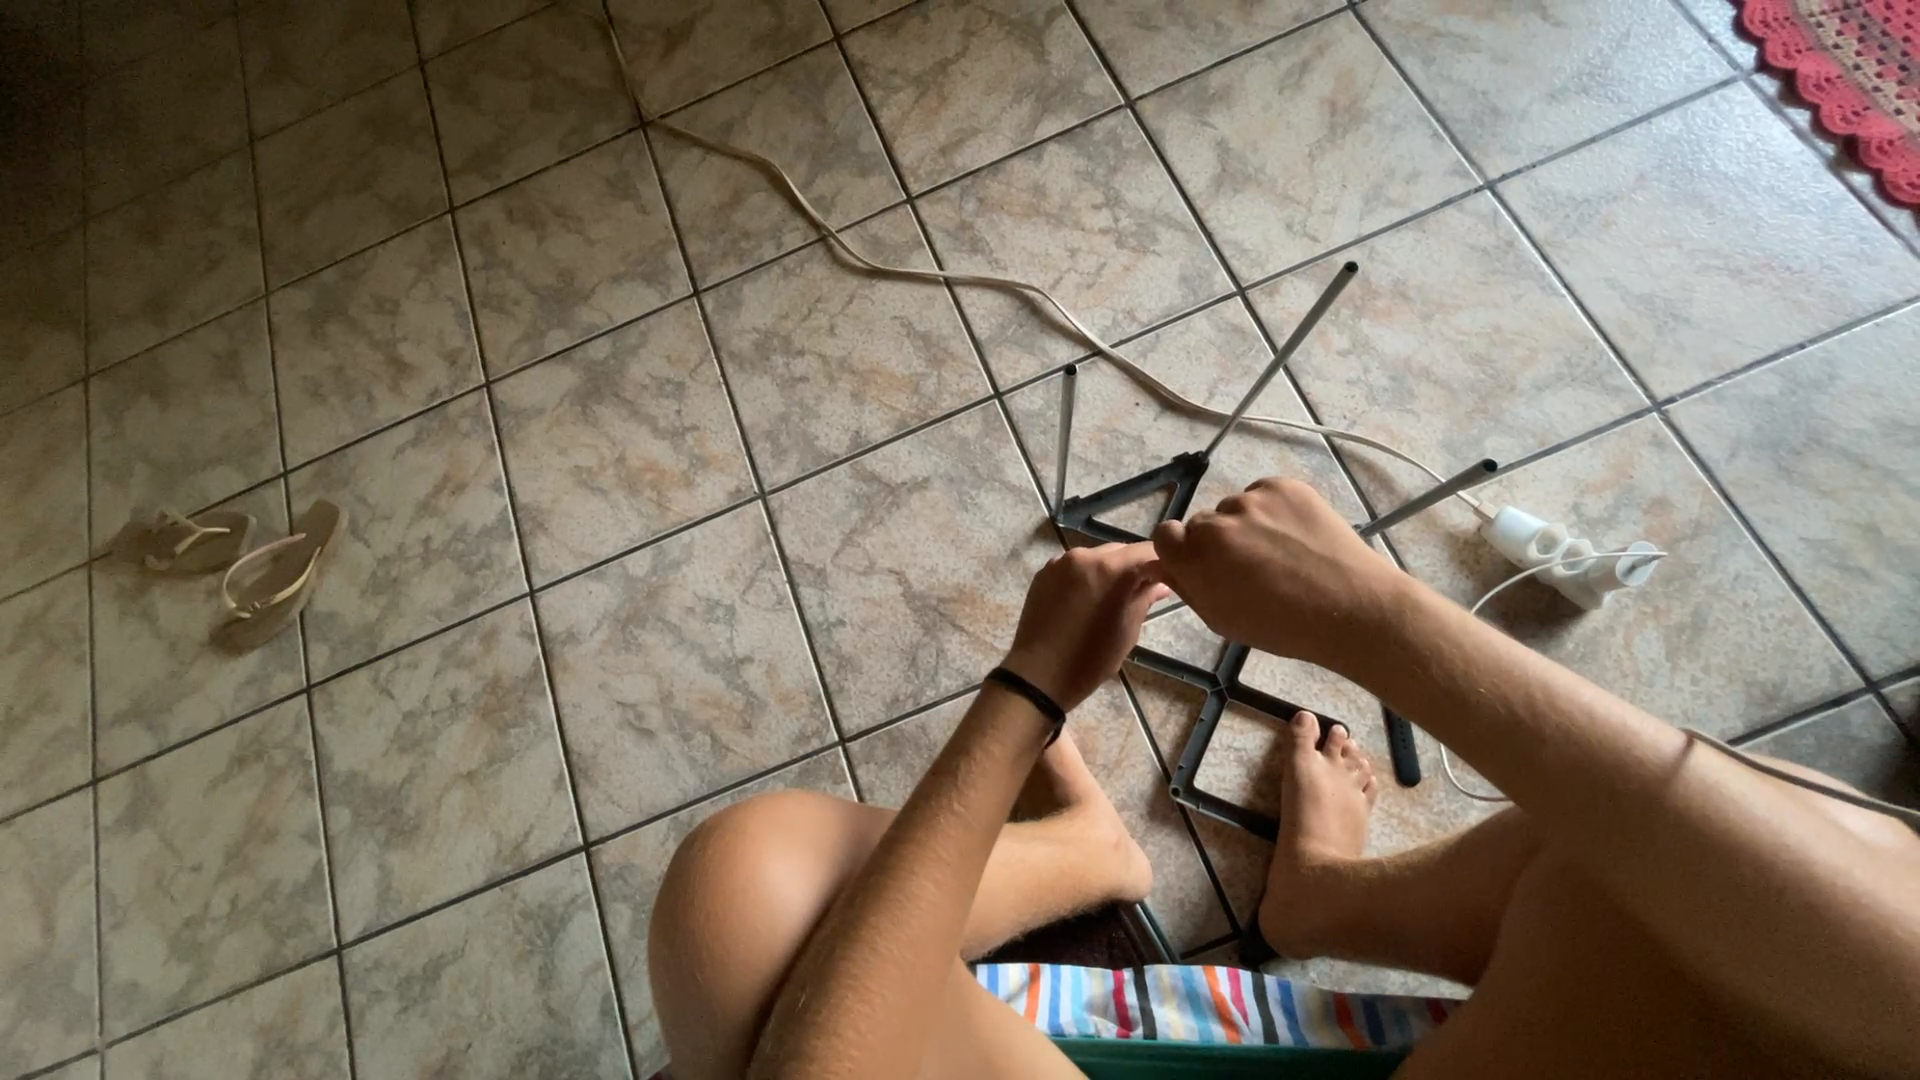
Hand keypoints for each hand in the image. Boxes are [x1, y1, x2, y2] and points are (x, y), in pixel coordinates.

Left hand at [1000, 543, 1168, 711]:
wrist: (1039, 674)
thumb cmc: (1091, 658)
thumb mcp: (1127, 630)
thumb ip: (1145, 598)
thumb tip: (1160, 583)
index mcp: (1110, 569)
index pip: (1148, 551)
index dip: (1163, 563)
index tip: (1171, 578)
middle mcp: (1084, 556)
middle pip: (1121, 551)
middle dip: (1135, 566)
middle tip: (1142, 591)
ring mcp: (1060, 562)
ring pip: (1096, 557)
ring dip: (1109, 570)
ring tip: (1112, 597)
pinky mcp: (1044, 573)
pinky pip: (1074, 567)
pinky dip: (1086, 576)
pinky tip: (1086, 599)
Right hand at [1151, 478, 1404, 669]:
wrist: (1352, 609)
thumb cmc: (1281, 627)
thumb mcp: (1221, 619)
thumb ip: (1185, 587)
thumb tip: (1163, 564)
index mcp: (1194, 559)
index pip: (1164, 534)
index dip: (1180, 548)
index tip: (1201, 562)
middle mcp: (1215, 524)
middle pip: (1202, 523)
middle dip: (1217, 541)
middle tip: (1249, 564)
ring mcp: (1251, 501)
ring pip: (1235, 508)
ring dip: (1246, 525)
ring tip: (1280, 551)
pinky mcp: (1283, 487)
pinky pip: (1263, 493)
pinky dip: (1272, 510)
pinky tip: (1294, 535)